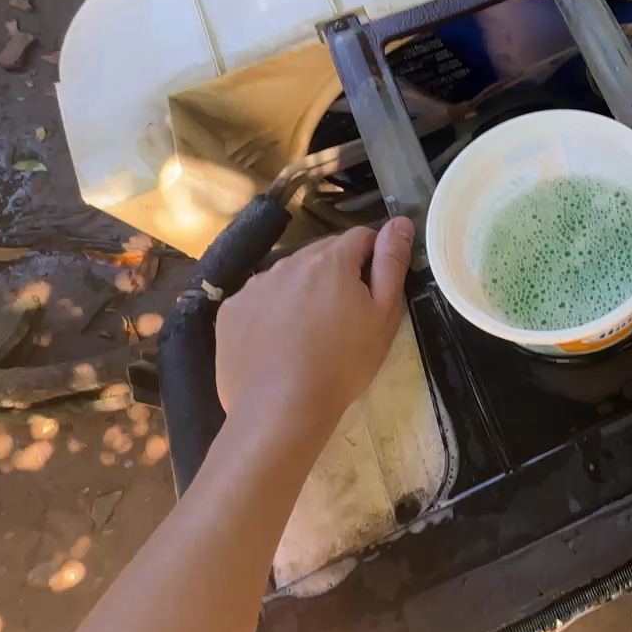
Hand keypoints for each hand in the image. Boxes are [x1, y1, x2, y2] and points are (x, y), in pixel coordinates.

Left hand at [215, 218, 414, 437]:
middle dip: (339, 271)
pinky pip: (262, 297)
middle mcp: (288, 263)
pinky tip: (282, 339)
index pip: (360, 237)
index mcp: (330, 261)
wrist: (281, 410)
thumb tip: (400, 222)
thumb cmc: (344, 362)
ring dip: (306, 287)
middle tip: (348, 311)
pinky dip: (275, 308)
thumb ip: (392, 263)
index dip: (374, 257)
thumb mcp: (384, 314)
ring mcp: (254, 286)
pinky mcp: (231, 311)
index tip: (376, 288)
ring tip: (313, 328)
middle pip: (323, 253)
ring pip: (291, 273)